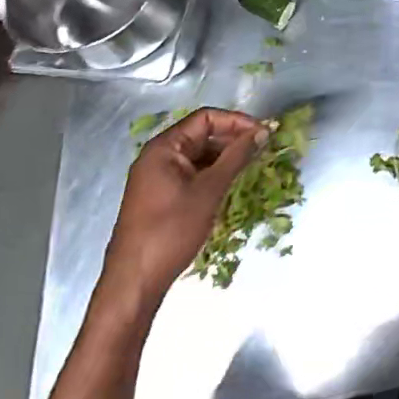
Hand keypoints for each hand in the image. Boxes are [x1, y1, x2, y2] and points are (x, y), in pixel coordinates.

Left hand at [96, 107, 264, 317]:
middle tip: (262, 148)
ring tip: (252, 165)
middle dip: (233, 138)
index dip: (236, 121)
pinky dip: (213, 173)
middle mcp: (158, 156)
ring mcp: (157, 177)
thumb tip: (262, 131)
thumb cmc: (171, 230)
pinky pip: (192, 173)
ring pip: (198, 155)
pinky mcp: (161, 196)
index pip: (205, 118)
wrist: (135, 280)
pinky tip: (231, 183)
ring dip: (225, 156)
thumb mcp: (210, 190)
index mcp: (164, 147)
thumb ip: (237, 157)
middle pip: (201, 134)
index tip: (263, 133)